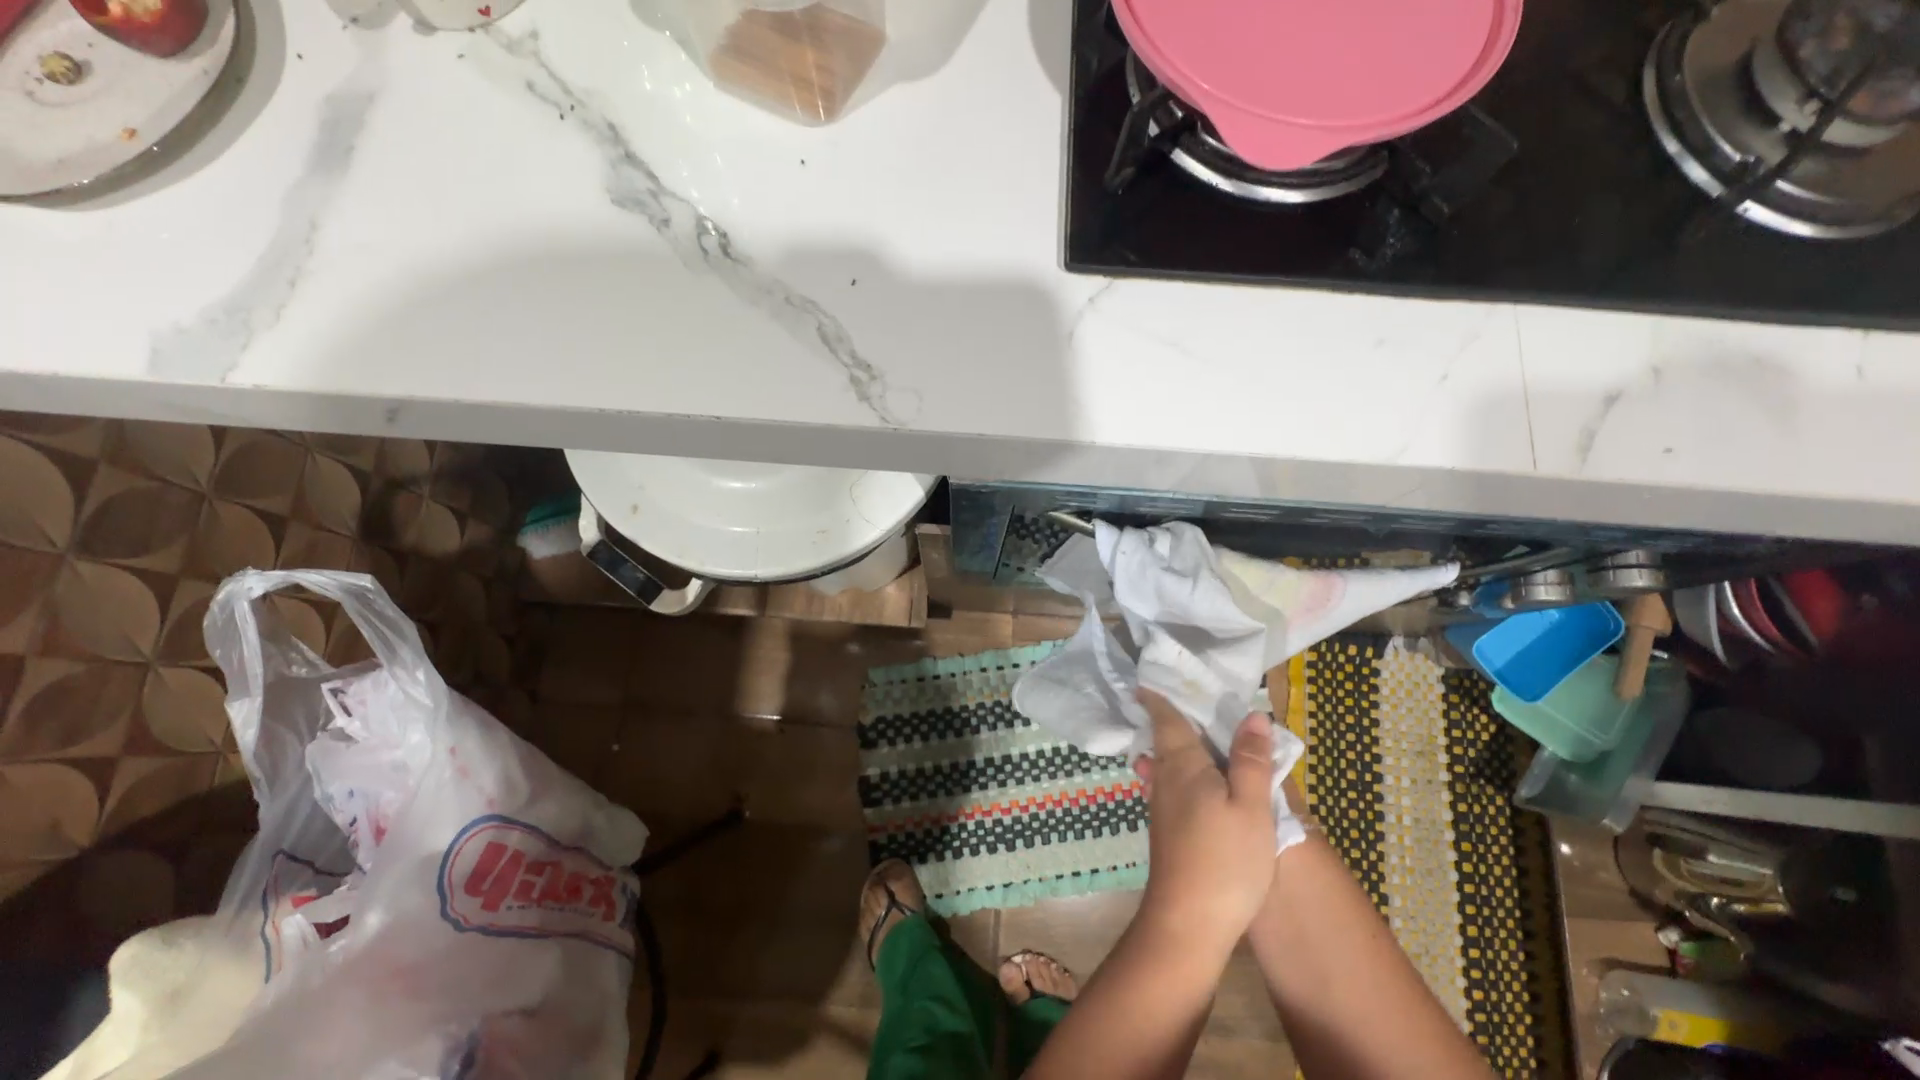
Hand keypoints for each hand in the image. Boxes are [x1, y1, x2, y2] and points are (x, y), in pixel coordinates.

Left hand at [1131, 689, 1278, 960]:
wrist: (1187, 922)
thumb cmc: (1224, 861)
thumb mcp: (1251, 807)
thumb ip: (1250, 761)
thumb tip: (1252, 714)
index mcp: (1183, 766)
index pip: (1167, 720)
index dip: (1159, 698)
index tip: (1150, 676)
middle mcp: (1165, 780)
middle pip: (1165, 741)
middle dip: (1170, 718)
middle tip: (1180, 694)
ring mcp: (1162, 808)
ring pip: (1168, 765)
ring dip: (1177, 746)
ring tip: (1193, 731)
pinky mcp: (1168, 832)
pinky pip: (1173, 786)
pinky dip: (1183, 772)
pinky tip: (1193, 779)